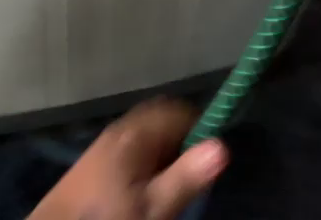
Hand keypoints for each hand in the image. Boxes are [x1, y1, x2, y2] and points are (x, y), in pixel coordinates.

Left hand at [29, 99, 227, 219]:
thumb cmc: (111, 218)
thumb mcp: (154, 207)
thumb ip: (186, 177)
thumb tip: (222, 147)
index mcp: (136, 133)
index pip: (177, 112)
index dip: (199, 127)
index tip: (211, 153)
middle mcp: (121, 127)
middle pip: (161, 118)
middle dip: (181, 138)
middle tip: (193, 171)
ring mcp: (107, 140)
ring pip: (147, 132)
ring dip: (164, 149)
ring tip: (173, 180)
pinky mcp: (98, 156)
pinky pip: (132, 143)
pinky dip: (147, 156)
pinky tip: (147, 183)